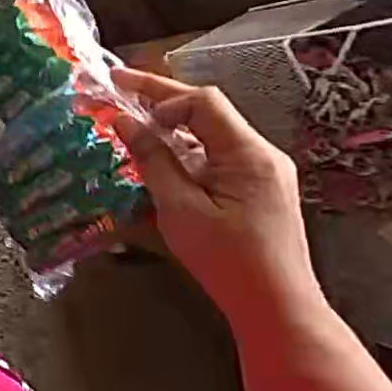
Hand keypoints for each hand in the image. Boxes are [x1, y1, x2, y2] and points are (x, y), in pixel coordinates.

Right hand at [112, 68, 324, 327]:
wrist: (276, 305)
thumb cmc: (226, 258)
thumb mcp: (179, 207)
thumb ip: (152, 160)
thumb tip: (124, 122)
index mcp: (248, 155)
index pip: (203, 103)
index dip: (160, 97)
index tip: (123, 104)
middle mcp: (260, 154)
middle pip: (206, 110)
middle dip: (158, 97)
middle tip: (115, 85)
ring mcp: (260, 170)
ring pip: (207, 131)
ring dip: (167, 123)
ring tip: (126, 119)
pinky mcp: (254, 187)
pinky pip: (212, 153)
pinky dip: (180, 147)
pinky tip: (154, 154)